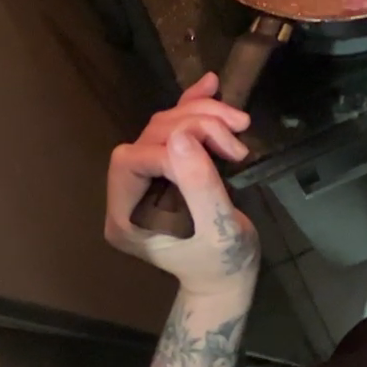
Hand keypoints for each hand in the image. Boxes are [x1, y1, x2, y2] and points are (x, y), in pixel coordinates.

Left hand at [105, 74, 259, 299]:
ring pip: (163, 127)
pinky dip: (193, 108)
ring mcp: (145, 181)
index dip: (174, 148)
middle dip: (195, 125)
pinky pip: (174, 129)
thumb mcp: (220, 230)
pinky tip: (212, 86)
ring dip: (202, 116)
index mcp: (126, 216)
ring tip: (239, 124)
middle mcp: (126, 195)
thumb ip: (200, 186)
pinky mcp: (166, 168)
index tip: (220, 156)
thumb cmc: (225, 263)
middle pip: (148, 137)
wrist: (230, 279)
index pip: (134, 161)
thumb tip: (182, 136)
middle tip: (238, 136)